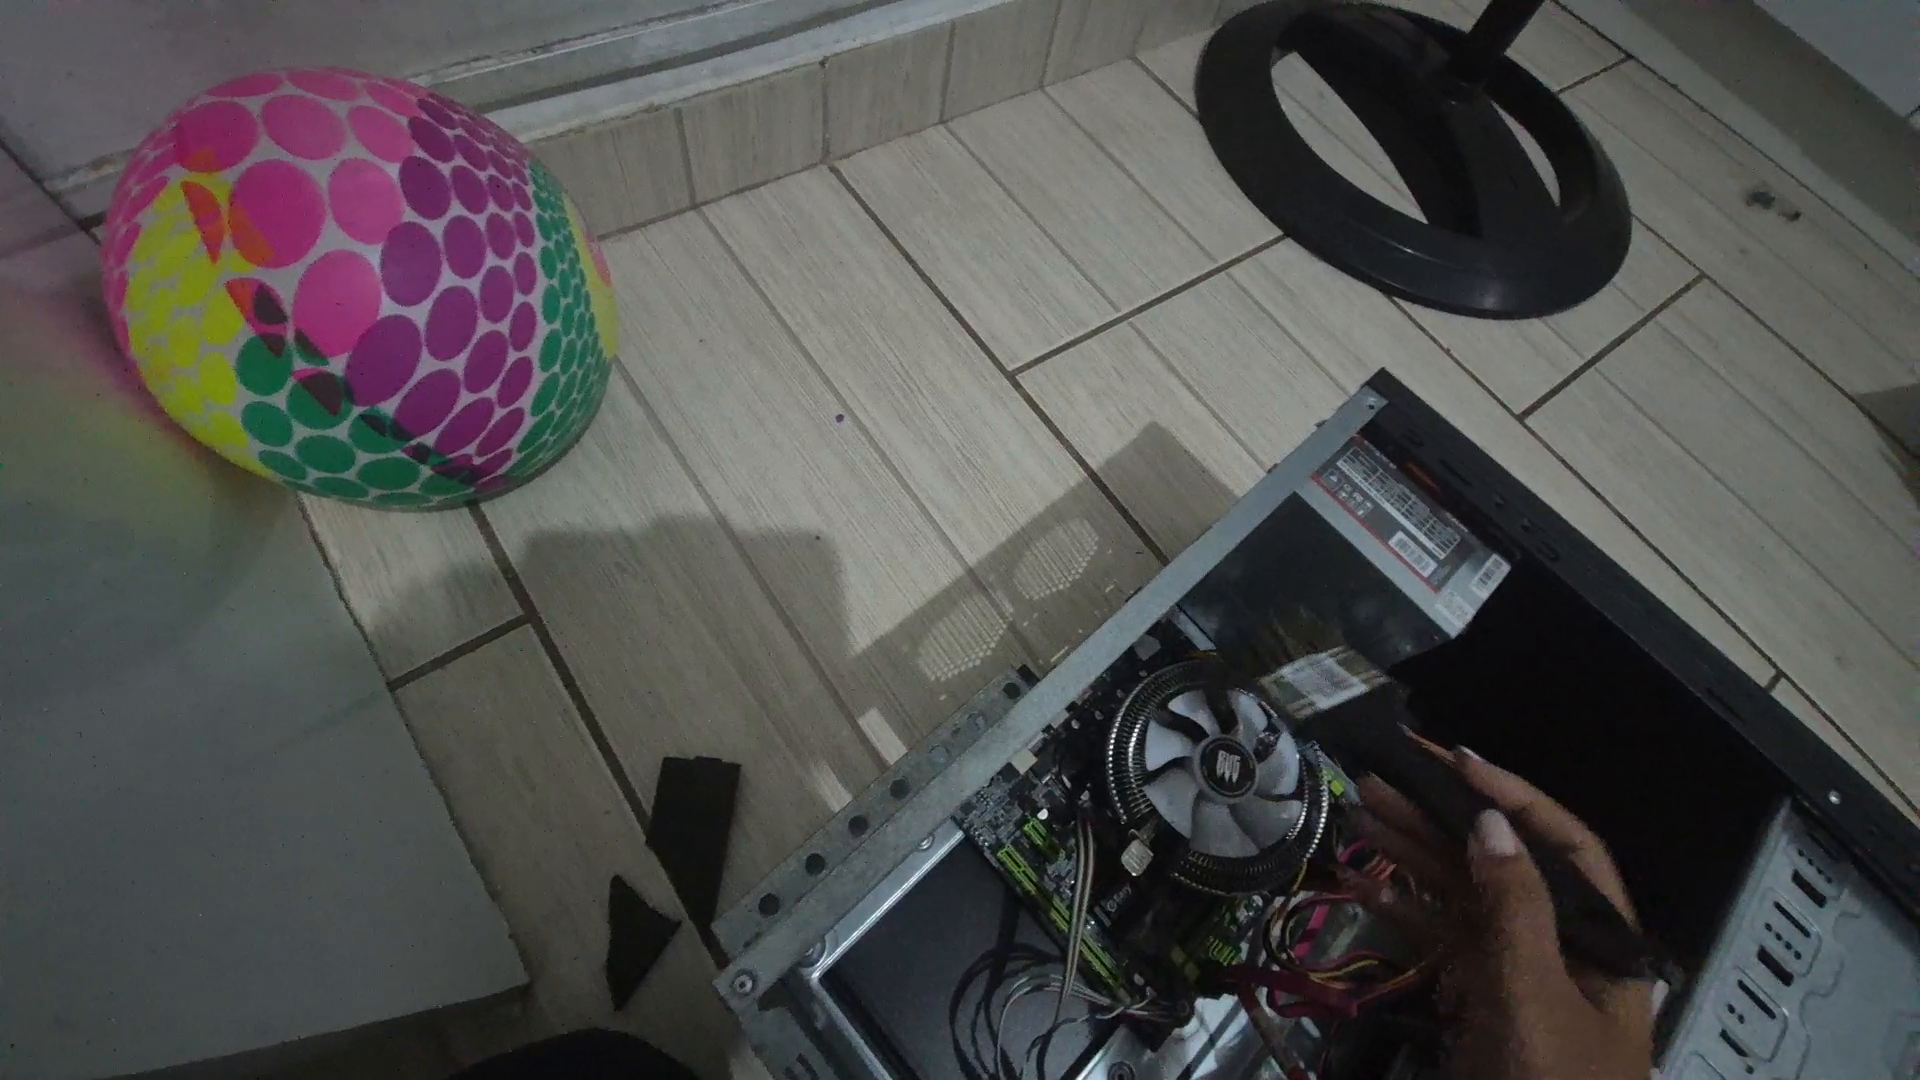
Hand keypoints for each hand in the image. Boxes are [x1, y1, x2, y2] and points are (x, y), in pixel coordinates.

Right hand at [1346, 750, 1653, 1079]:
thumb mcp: (1532, 996)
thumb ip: (1512, 906)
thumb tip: (1489, 822)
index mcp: (1598, 941)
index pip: (1563, 846)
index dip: (1514, 796)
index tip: (1456, 759)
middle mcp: (1558, 941)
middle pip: (1499, 858)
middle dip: (1440, 812)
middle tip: (1382, 772)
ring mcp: (1514, 964)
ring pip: (1459, 887)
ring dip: (1409, 847)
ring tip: (1359, 808)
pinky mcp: (1476, 986)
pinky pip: (1436, 929)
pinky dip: (1398, 903)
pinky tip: (1358, 882)